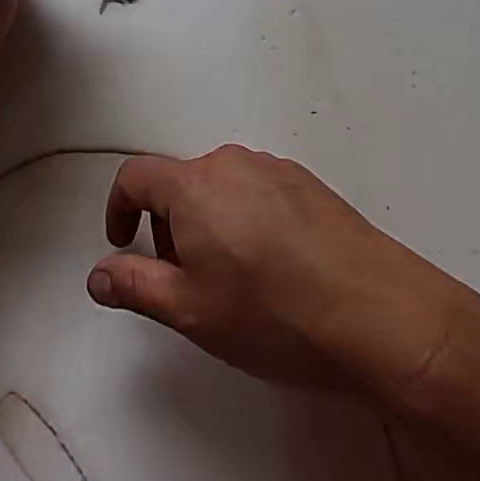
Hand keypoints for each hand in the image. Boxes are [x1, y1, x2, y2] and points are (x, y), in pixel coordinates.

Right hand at [86, 145, 479, 398]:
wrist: (382, 317)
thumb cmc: (276, 316)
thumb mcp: (191, 311)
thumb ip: (134, 285)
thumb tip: (98, 275)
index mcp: (195, 185)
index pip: (134, 176)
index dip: (118, 207)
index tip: (122, 242)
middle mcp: (232, 163)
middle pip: (178, 182)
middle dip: (168, 225)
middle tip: (187, 279)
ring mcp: (275, 168)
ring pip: (219, 186)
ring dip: (208, 222)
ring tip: (234, 279)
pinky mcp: (308, 182)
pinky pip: (257, 189)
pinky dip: (245, 218)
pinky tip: (274, 267)